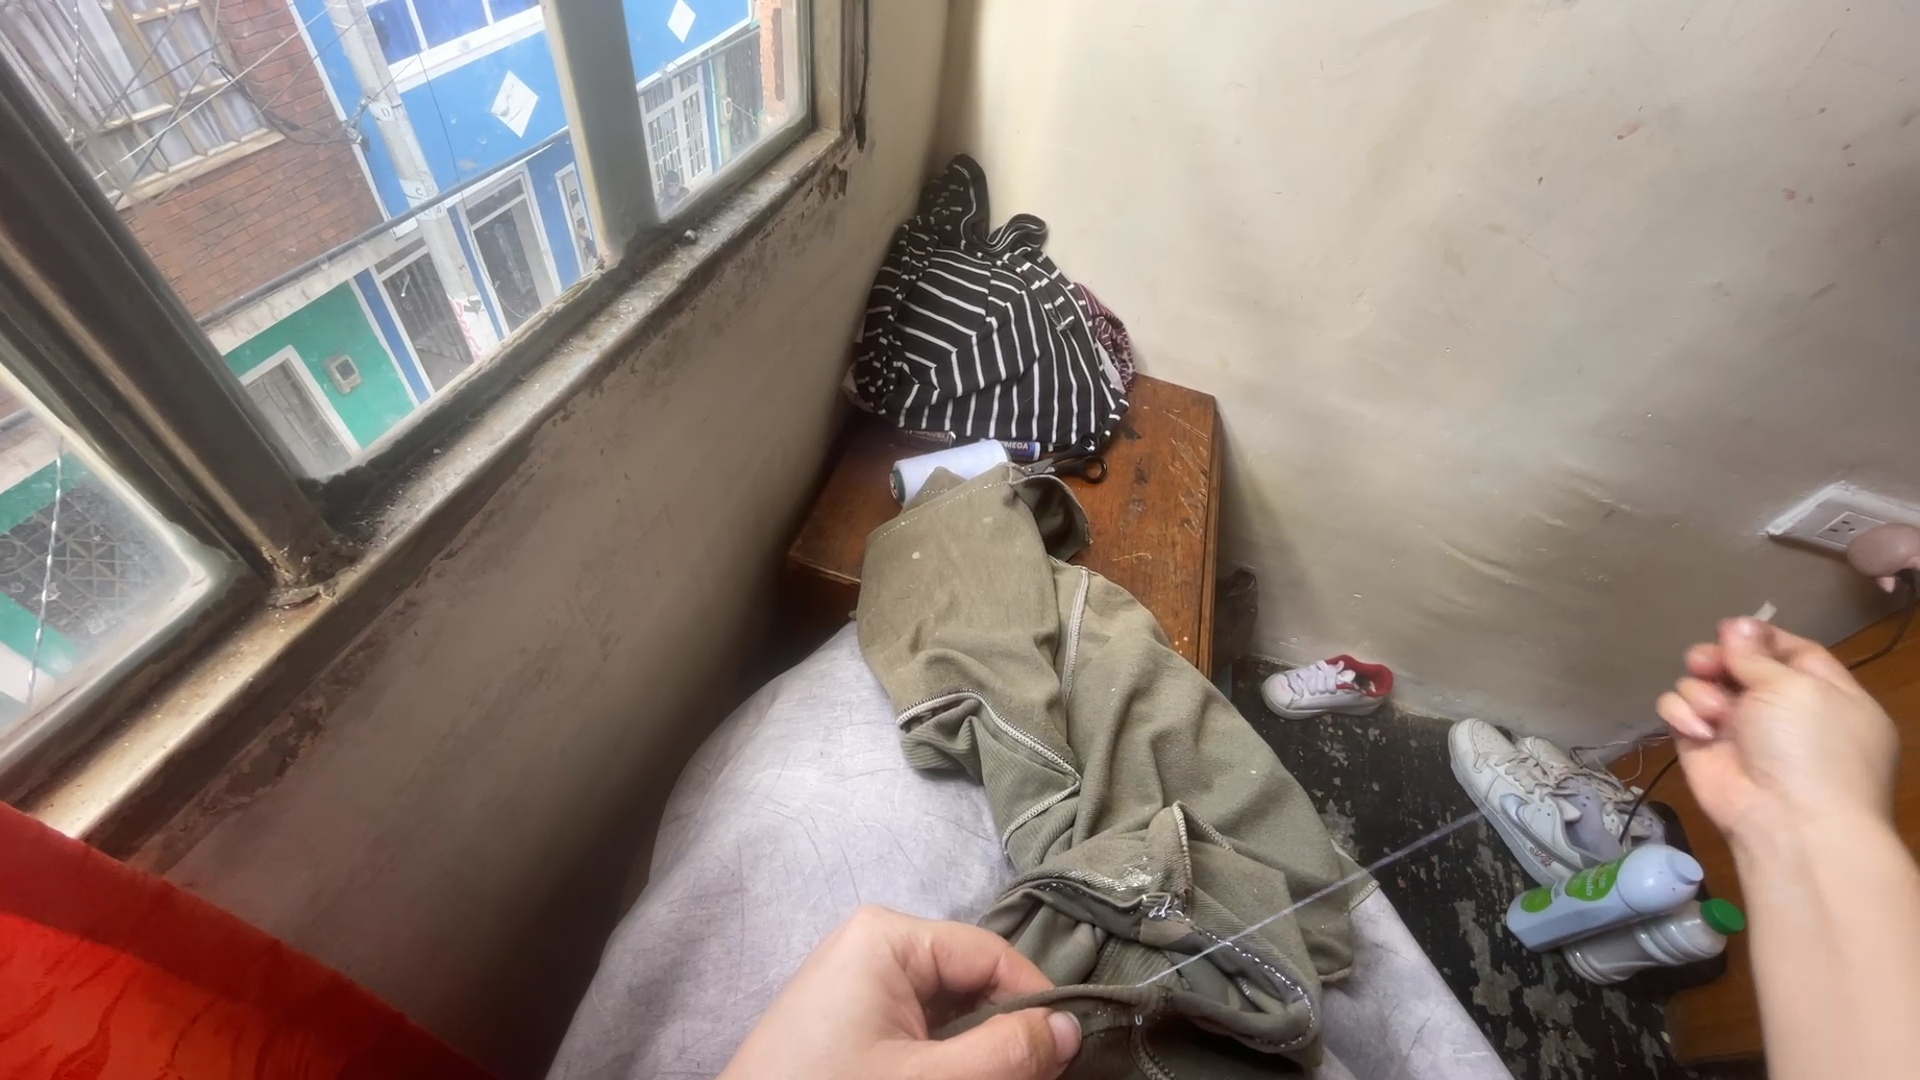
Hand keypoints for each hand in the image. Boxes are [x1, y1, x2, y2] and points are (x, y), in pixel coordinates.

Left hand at [718, 906, 1081, 1079]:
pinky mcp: (849, 1020)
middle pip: (967, 979)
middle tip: (1040, 1076)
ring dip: (977, 1048)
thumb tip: (1072, 1028)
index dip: (1035, 998)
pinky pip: (915, 1027)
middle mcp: (874, 943)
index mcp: (888, 935)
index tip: (1074, 1049)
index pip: (987, 953)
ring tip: (1004, 1076)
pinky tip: (959, 1078)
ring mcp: (858, 981)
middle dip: (1005, 1030)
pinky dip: (945, 1057)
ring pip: (945, 1008)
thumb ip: (1006, 1053)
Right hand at [1656, 617, 1898, 844]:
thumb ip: (1757, 654)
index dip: (1760, 638)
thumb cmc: (1809, 746)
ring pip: (1699, 683)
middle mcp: (1778, 706)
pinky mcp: (1698, 739)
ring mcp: (1736, 724)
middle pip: (1735, 663)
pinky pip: (1677, 709)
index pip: (1791, 651)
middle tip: (1706, 664)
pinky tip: (1699, 732)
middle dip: (1715, 659)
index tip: (1733, 630)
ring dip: (1700, 692)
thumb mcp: (1795, 688)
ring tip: (1714, 714)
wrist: (1785, 814)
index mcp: (1823, 693)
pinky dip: (1682, 715)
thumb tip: (1737, 623)